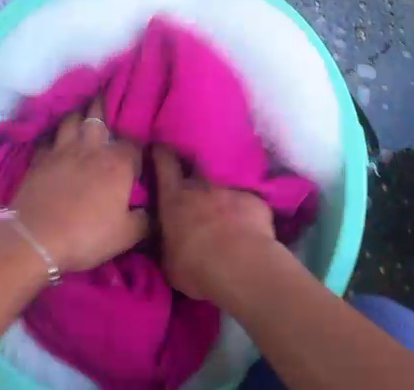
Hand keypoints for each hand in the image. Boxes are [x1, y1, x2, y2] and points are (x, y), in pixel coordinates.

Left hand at [7, 100, 148, 273]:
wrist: (37, 238)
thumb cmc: (87, 235)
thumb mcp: (126, 235)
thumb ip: (144, 220)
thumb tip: (154, 211)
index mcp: (118, 162)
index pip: (134, 141)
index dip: (138, 141)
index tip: (139, 144)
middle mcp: (92, 148)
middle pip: (99, 116)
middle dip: (105, 107)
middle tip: (109, 100)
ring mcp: (63, 150)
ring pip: (72, 120)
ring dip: (78, 115)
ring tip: (82, 115)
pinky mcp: (40, 159)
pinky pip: (47, 139)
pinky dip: (53, 137)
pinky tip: (54, 140)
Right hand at [153, 144, 279, 300]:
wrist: (241, 265)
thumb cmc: (196, 266)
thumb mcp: (169, 262)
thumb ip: (167, 242)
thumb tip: (167, 237)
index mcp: (175, 197)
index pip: (164, 162)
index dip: (161, 153)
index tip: (159, 148)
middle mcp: (202, 184)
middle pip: (195, 164)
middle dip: (192, 166)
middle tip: (191, 178)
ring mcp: (230, 188)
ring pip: (222, 182)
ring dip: (220, 192)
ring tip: (223, 208)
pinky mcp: (254, 199)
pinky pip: (245, 200)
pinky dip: (244, 209)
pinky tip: (247, 225)